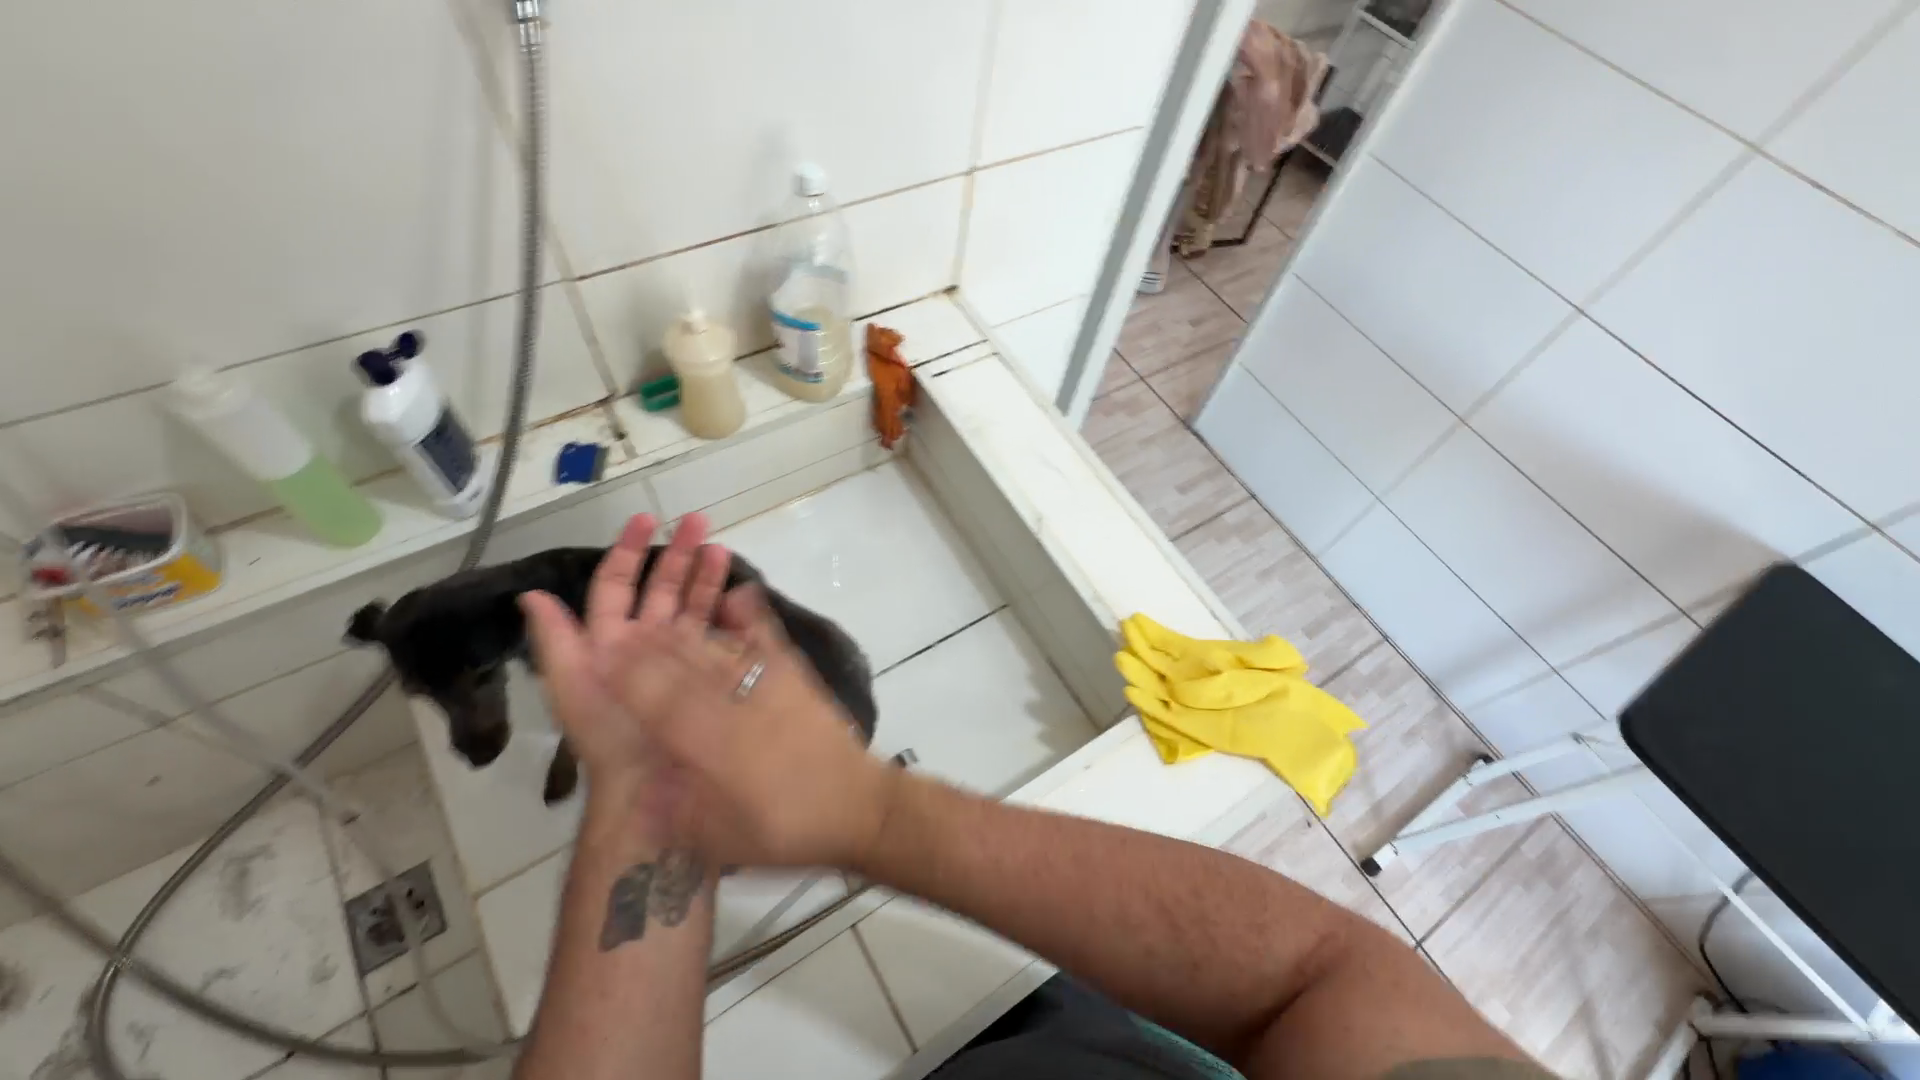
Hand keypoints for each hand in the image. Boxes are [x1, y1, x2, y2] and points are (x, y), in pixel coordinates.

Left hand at [518, 513, 730, 804]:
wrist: (656, 794)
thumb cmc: (614, 737)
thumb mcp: (574, 689)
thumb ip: (556, 641)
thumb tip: (530, 593)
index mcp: (609, 646)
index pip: (617, 587)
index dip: (629, 552)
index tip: (647, 520)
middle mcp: (645, 648)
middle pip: (661, 591)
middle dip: (678, 555)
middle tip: (701, 522)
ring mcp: (681, 663)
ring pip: (692, 608)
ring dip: (706, 577)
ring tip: (723, 550)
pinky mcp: (711, 679)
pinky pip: (720, 637)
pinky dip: (729, 613)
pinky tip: (740, 594)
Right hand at [614, 584, 896, 869]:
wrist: (857, 808)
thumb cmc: (786, 831)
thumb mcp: (720, 840)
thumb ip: (676, 810)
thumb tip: (638, 791)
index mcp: (710, 743)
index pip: (654, 698)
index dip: (623, 675)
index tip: (596, 655)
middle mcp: (734, 703)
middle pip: (679, 663)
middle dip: (644, 643)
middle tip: (617, 626)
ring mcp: (768, 685)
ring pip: (716, 648)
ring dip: (685, 627)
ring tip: (659, 609)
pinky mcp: (796, 678)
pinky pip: (767, 640)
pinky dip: (750, 615)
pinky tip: (736, 593)